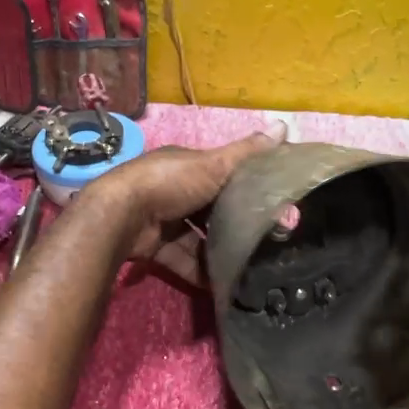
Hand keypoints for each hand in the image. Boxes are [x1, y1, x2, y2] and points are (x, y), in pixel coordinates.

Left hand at [87, 123, 286, 283]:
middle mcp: (173, 191)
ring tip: (246, 264)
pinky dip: (199, 272)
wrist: (123, 215)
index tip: (269, 204)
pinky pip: (182, 261)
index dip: (243, 187)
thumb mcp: (214, 164)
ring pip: (196, 237)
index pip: (220, 174)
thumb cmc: (171, 182)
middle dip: (231, 223)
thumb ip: (247, 152)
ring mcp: (162, 220)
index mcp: (186, 166)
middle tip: (262, 240)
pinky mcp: (155, 248)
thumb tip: (285, 125)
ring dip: (217, 251)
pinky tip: (221, 283)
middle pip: (209, 209)